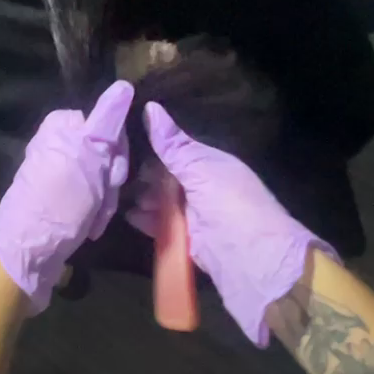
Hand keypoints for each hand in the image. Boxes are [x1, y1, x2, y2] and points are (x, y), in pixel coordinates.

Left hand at [0, 81, 135, 311]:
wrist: (28, 249)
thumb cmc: (60, 199)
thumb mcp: (89, 156)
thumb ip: (107, 119)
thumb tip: (124, 83)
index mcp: (62, 124)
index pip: (110, 127)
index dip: (117, 155)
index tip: (113, 175)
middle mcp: (58, 140)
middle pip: (107, 154)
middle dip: (110, 181)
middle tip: (102, 199)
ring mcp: (58, 168)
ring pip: (102, 178)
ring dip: (104, 201)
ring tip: (92, 219)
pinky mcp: (59, 193)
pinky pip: (90, 195)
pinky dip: (94, 211)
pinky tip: (88, 226)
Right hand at [129, 102, 334, 345]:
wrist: (259, 268)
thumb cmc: (231, 206)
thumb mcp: (199, 168)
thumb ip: (172, 143)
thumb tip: (150, 105)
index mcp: (213, 164)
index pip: (177, 150)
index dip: (152, 147)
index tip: (122, 143)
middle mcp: (206, 188)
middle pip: (168, 178)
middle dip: (144, 176)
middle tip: (115, 173)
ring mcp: (199, 218)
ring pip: (165, 203)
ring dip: (144, 199)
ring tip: (118, 195)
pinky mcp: (192, 244)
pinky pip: (165, 228)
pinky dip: (148, 222)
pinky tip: (128, 216)